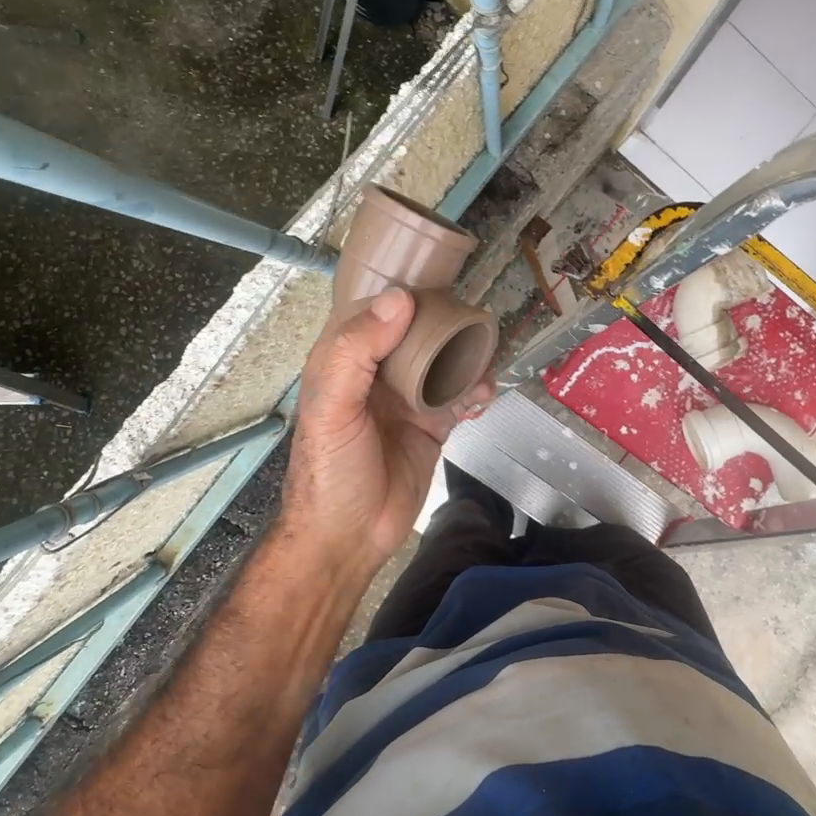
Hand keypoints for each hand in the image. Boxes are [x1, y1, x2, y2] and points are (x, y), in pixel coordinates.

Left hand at [278, 288, 493, 569]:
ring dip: (468, 358)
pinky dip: (478, 392)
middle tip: (473, 319)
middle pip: (416, 334)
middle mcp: (377, 375)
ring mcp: (408, 400)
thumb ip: (357, 350)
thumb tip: (400, 299)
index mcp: (343, 361)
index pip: (372, 312)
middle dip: (446, 325)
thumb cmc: (330, 471)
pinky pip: (462, 397)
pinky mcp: (434, 426)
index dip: (401, 294)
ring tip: (485, 360)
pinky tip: (485, 396)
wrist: (351, 537)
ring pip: (445, 363)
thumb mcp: (333, 406)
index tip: (436, 277)